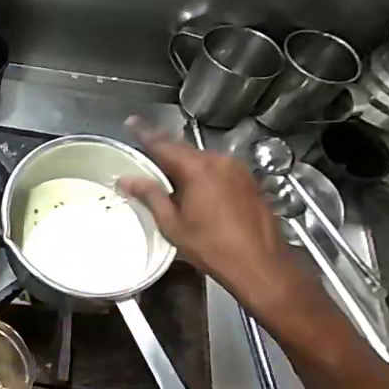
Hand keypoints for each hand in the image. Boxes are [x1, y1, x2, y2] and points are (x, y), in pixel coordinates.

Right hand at [120, 117, 324, 329]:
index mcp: (197, 168)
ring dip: (184, 166)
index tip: (131, 122)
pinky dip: (202, 174)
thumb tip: (127, 180)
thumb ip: (150, 195)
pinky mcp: (249, 182)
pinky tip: (194, 191)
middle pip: (184, 150)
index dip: (144, 133)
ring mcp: (238, 171)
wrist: (261, 266)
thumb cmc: (212, 247)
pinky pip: (218, 170)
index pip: (163, 144)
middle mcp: (220, 162)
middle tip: (145, 160)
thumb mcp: (172, 223)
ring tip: (168, 180)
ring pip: (202, 160)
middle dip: (164, 153)